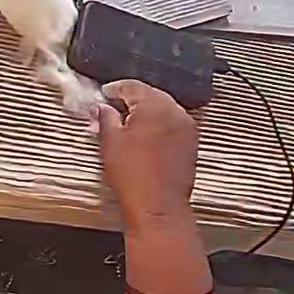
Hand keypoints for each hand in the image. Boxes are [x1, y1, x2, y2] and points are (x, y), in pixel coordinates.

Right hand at [94, 80, 198, 230]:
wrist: (158, 206)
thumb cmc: (132, 175)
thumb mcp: (111, 142)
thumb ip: (106, 118)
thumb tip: (102, 107)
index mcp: (154, 105)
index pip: (133, 86)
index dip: (115, 88)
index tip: (104, 93)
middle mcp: (175, 111)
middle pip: (150, 95)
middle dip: (132, 99)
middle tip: (113, 106)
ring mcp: (186, 126)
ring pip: (164, 108)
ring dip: (146, 111)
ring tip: (128, 122)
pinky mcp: (191, 141)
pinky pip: (173, 122)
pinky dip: (159, 123)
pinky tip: (145, 135)